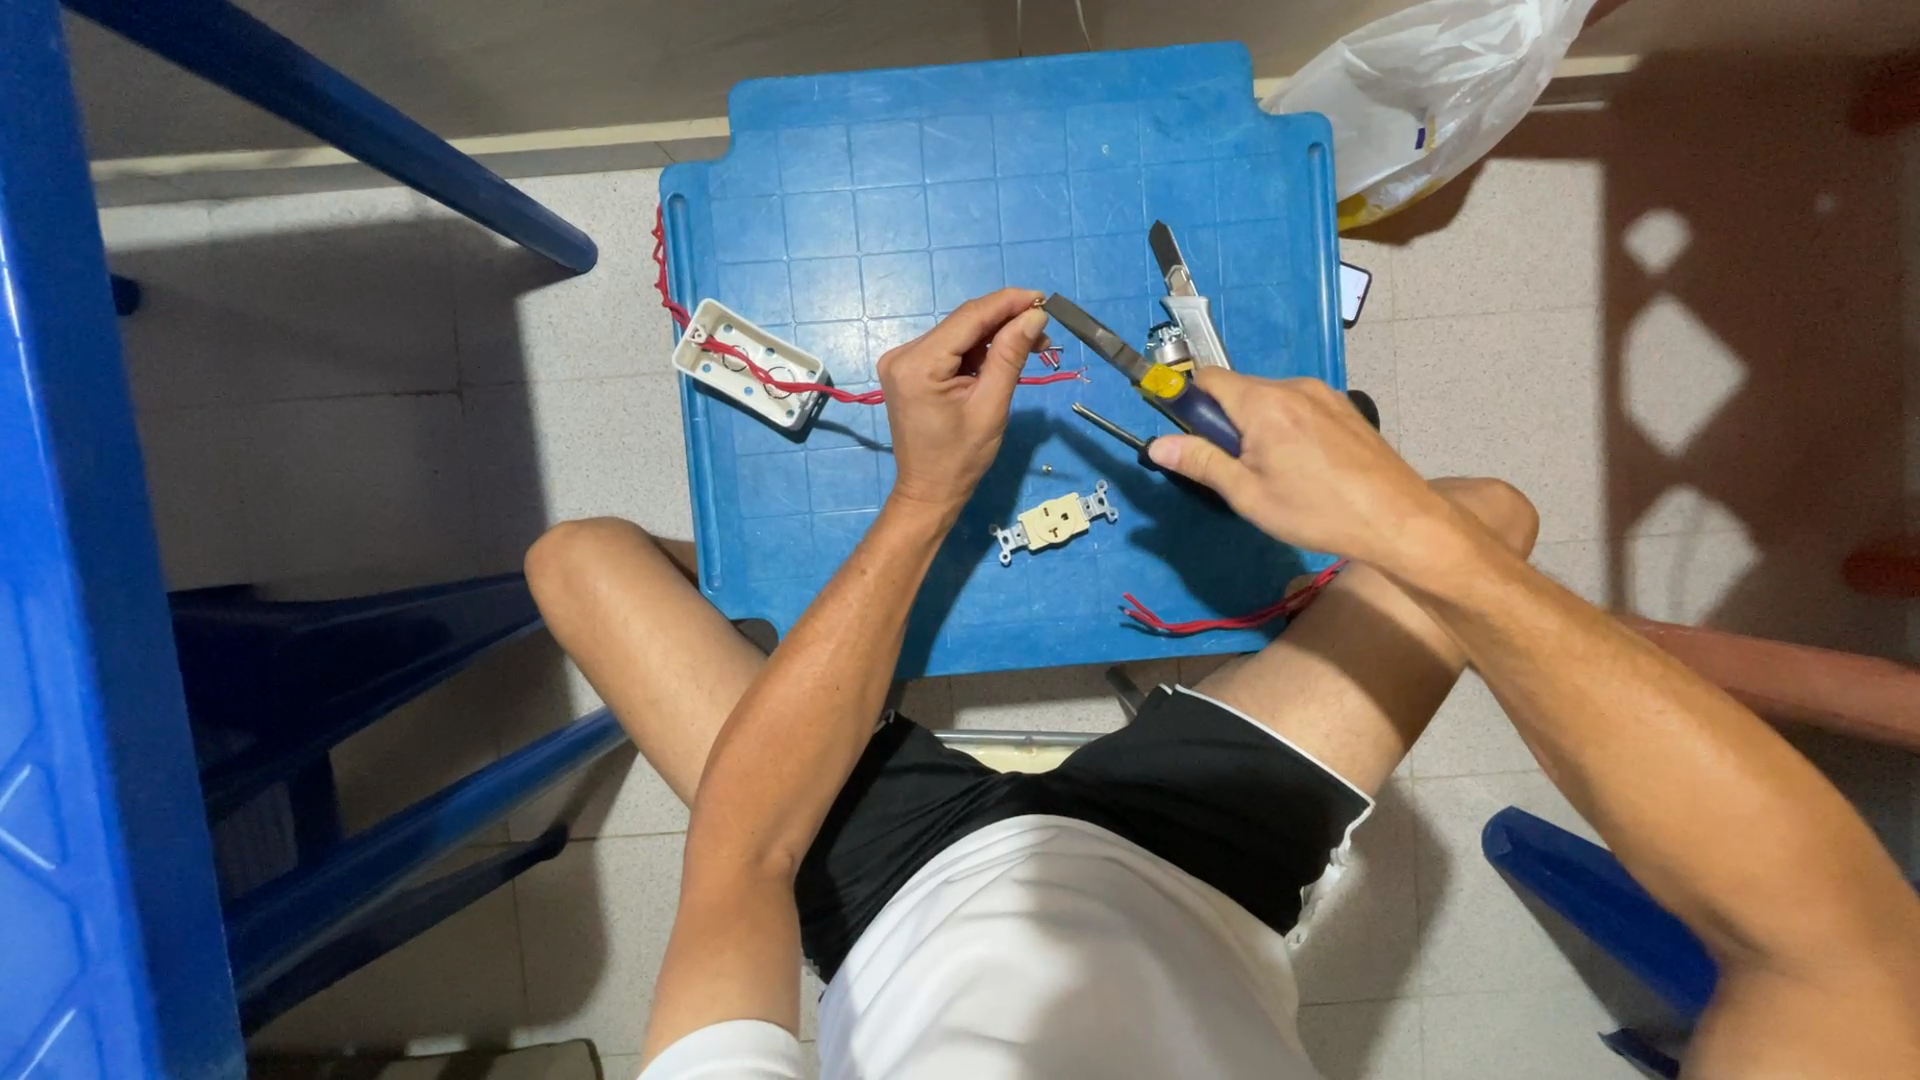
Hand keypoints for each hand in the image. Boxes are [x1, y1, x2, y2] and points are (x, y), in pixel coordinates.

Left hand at [879, 288, 1050, 514]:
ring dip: (994, 337)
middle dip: (1005, 322)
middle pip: (963, 323)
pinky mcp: (907, 370)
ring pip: (958, 334)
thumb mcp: (991, 406)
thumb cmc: (961, 458)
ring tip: (1032, 346)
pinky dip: (976, 351)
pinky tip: (1002, 358)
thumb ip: (1010, 356)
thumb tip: (1034, 316)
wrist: (929, 491)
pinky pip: (948, 349)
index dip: (1008, 303)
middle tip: (1045, 330)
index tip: (1043, 299)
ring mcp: (902, 361)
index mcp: (919, 364)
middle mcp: (903, 354)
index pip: (969, 317)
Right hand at [1147, 370, 1454, 570]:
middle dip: (1223, 421)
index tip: (1189, 438)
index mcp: (1264, 404)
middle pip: (1238, 390)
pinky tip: (1301, 465)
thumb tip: (1157, 445)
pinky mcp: (1342, 407)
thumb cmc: (1316, 511)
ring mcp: (1323, 394)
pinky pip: (1296, 406)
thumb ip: (1201, 463)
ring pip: (1268, 399)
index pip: (1207, 378)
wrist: (1398, 519)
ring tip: (1272, 472)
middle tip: (1233, 468)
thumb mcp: (1248, 494)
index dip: (1188, 402)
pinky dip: (1283, 427)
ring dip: (1254, 426)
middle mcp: (1293, 387)